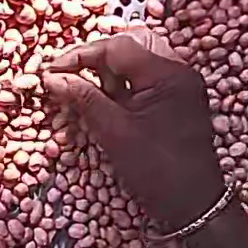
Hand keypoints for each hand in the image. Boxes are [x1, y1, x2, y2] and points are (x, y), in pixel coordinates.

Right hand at [42, 27, 225, 231]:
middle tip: (71, 74)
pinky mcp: (178, 99)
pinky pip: (147, 77)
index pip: (117, 47)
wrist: (195, 204)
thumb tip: (52, 78)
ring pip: (140, 57)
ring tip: (85, 88)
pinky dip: (123, 82)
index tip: (54, 71)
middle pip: (132, 43)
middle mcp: (179, 71)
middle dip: (98, 55)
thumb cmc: (156, 170)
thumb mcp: (114, 133)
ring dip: (110, 68)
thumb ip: (83, 99)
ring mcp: (181, 84)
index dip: (81, 55)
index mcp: (167, 74)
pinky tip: (104, 98)